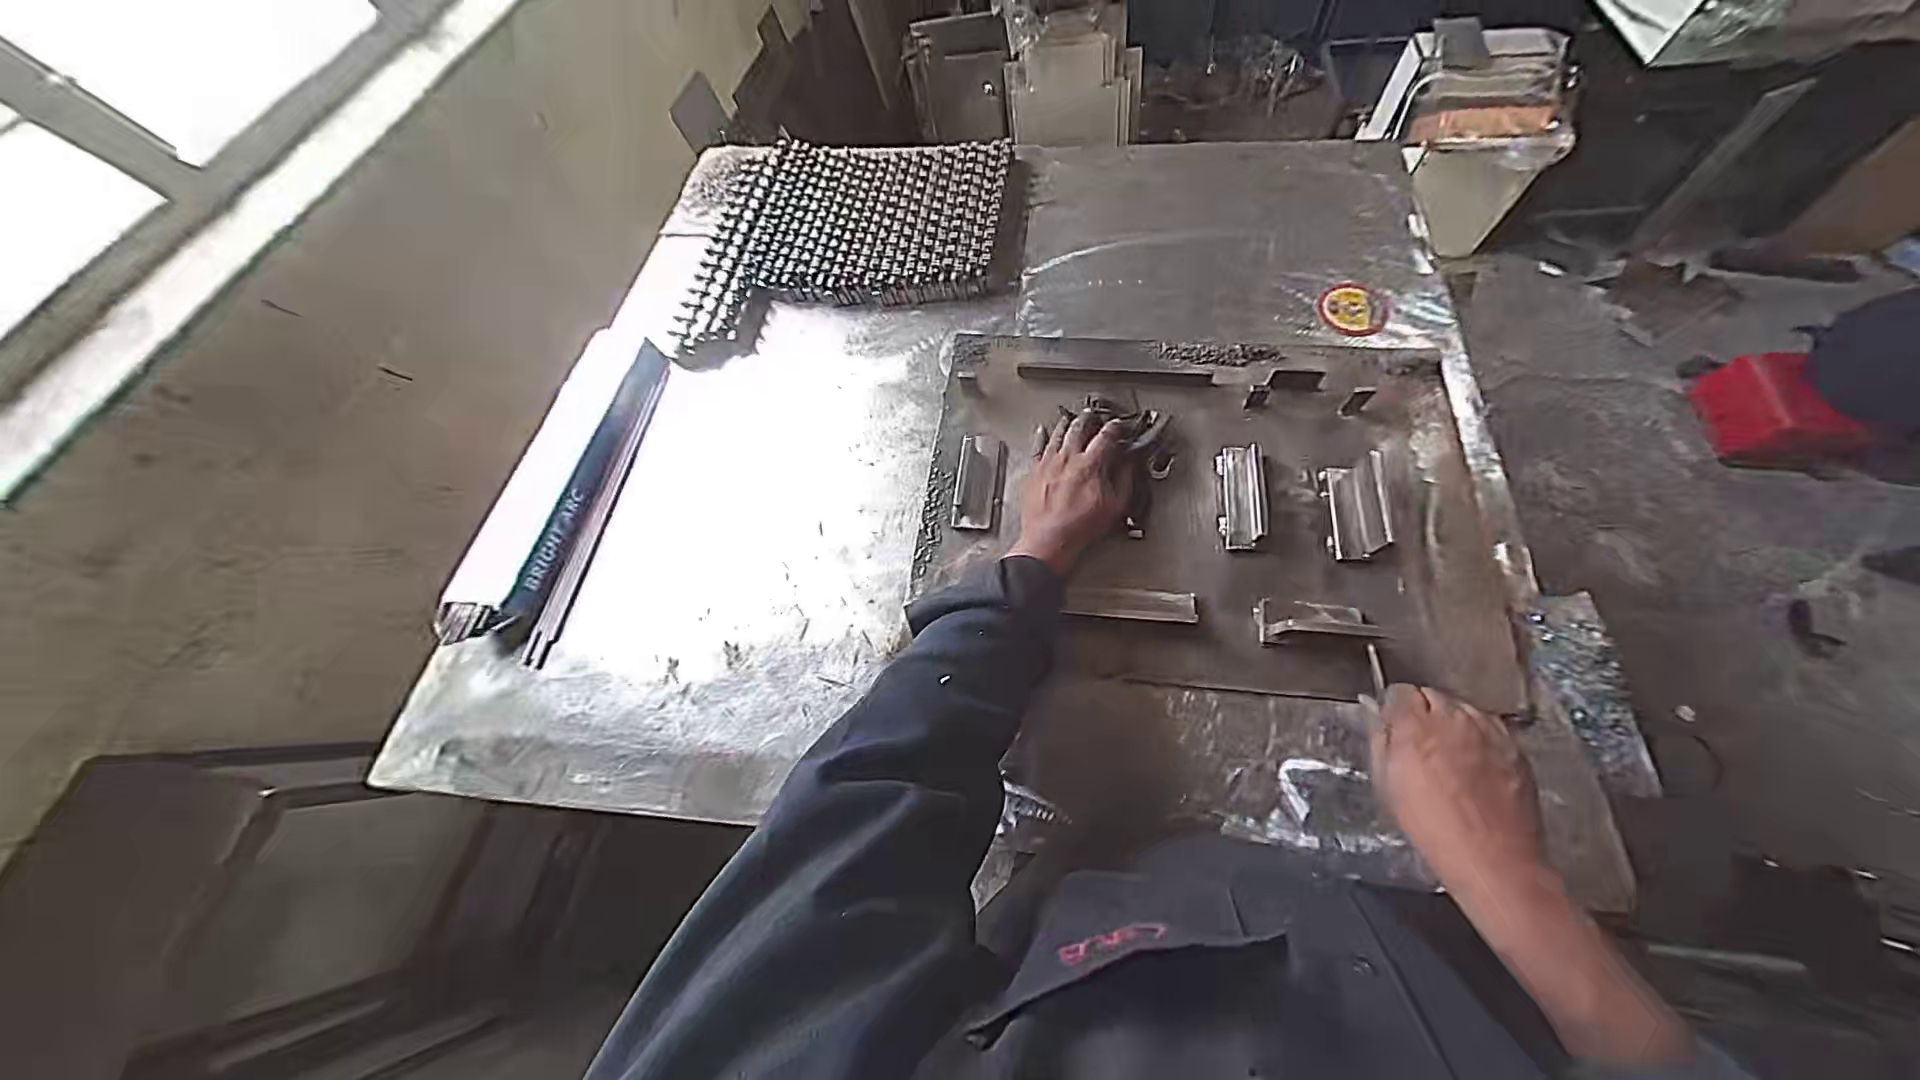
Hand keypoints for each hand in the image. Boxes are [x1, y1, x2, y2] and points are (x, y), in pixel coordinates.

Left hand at [1006, 410, 1131, 576]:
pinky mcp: (1034, 472)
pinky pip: (1037, 447)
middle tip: (1095, 415)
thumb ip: (1124, 479)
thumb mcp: (1115, 506)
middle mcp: (1068, 459)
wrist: (1049, 540)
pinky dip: (1041, 436)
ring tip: (1073, 418)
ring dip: (1068, 423)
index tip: (1119, 425)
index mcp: (1090, 465)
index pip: (1107, 436)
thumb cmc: (1079, 527)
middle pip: (1080, 427)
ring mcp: (1049, 464)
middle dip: (1090, 418)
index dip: (1116, 427)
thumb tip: (1129, 463)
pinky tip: (1041, 430)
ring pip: (1058, 433)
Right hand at [1366, 684, 1543, 901]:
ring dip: (1450, 720)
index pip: (1399, 691)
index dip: (1392, 707)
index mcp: (1415, 725)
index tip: (1391, 724)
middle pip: (1431, 694)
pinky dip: (1477, 734)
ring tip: (1447, 751)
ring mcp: (1489, 732)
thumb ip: (1379, 737)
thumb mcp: (1386, 780)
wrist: (1492, 858)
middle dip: (1421, 710)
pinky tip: (1473, 760)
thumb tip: (1372, 709)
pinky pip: (1490, 726)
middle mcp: (1454, 719)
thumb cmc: (1429, 823)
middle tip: (1416, 740)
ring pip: (1462, 707)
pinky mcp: (1515, 748)